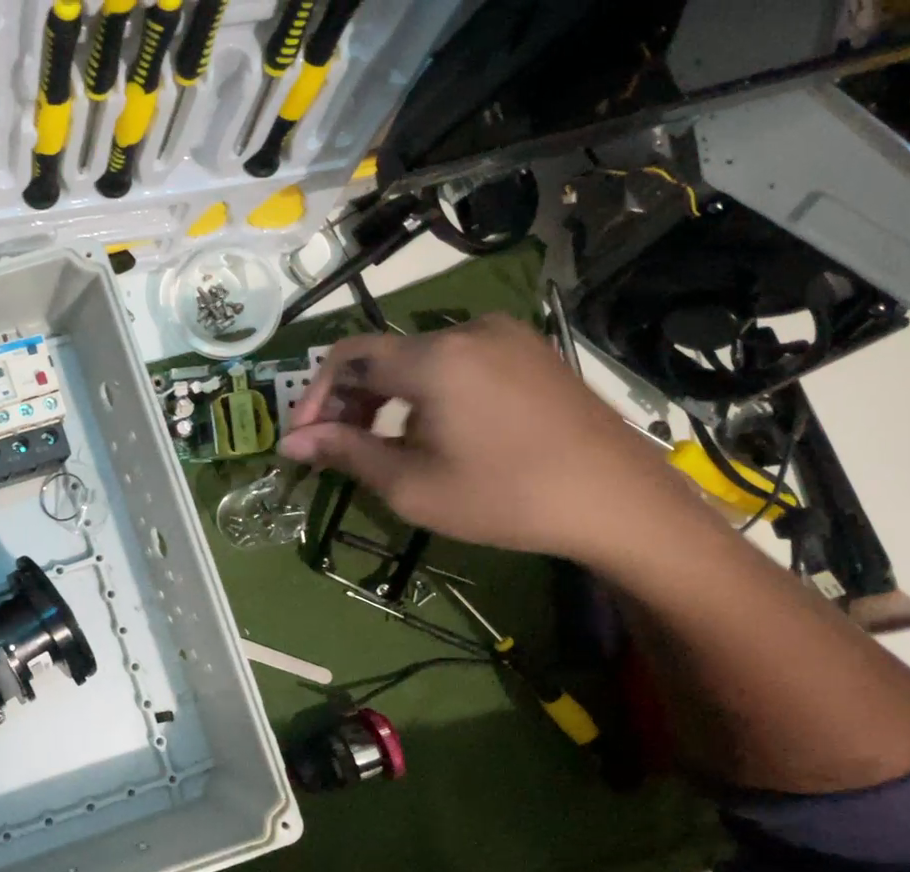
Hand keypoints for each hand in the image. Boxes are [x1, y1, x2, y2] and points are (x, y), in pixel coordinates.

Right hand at [278, 313, 700, 561]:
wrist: (619, 502)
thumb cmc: (503, 498)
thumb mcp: (410, 485)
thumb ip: (345, 453)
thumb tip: (290, 442)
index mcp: (434, 358)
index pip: (347, 357)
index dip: (315, 396)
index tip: (304, 439)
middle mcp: (467, 331)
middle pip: (383, 355)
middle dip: (349, 400)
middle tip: (335, 448)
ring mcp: (506, 338)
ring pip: (419, 359)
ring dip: (386, 397)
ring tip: (380, 446)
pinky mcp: (531, 353)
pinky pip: (458, 362)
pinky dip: (426, 392)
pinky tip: (429, 432)